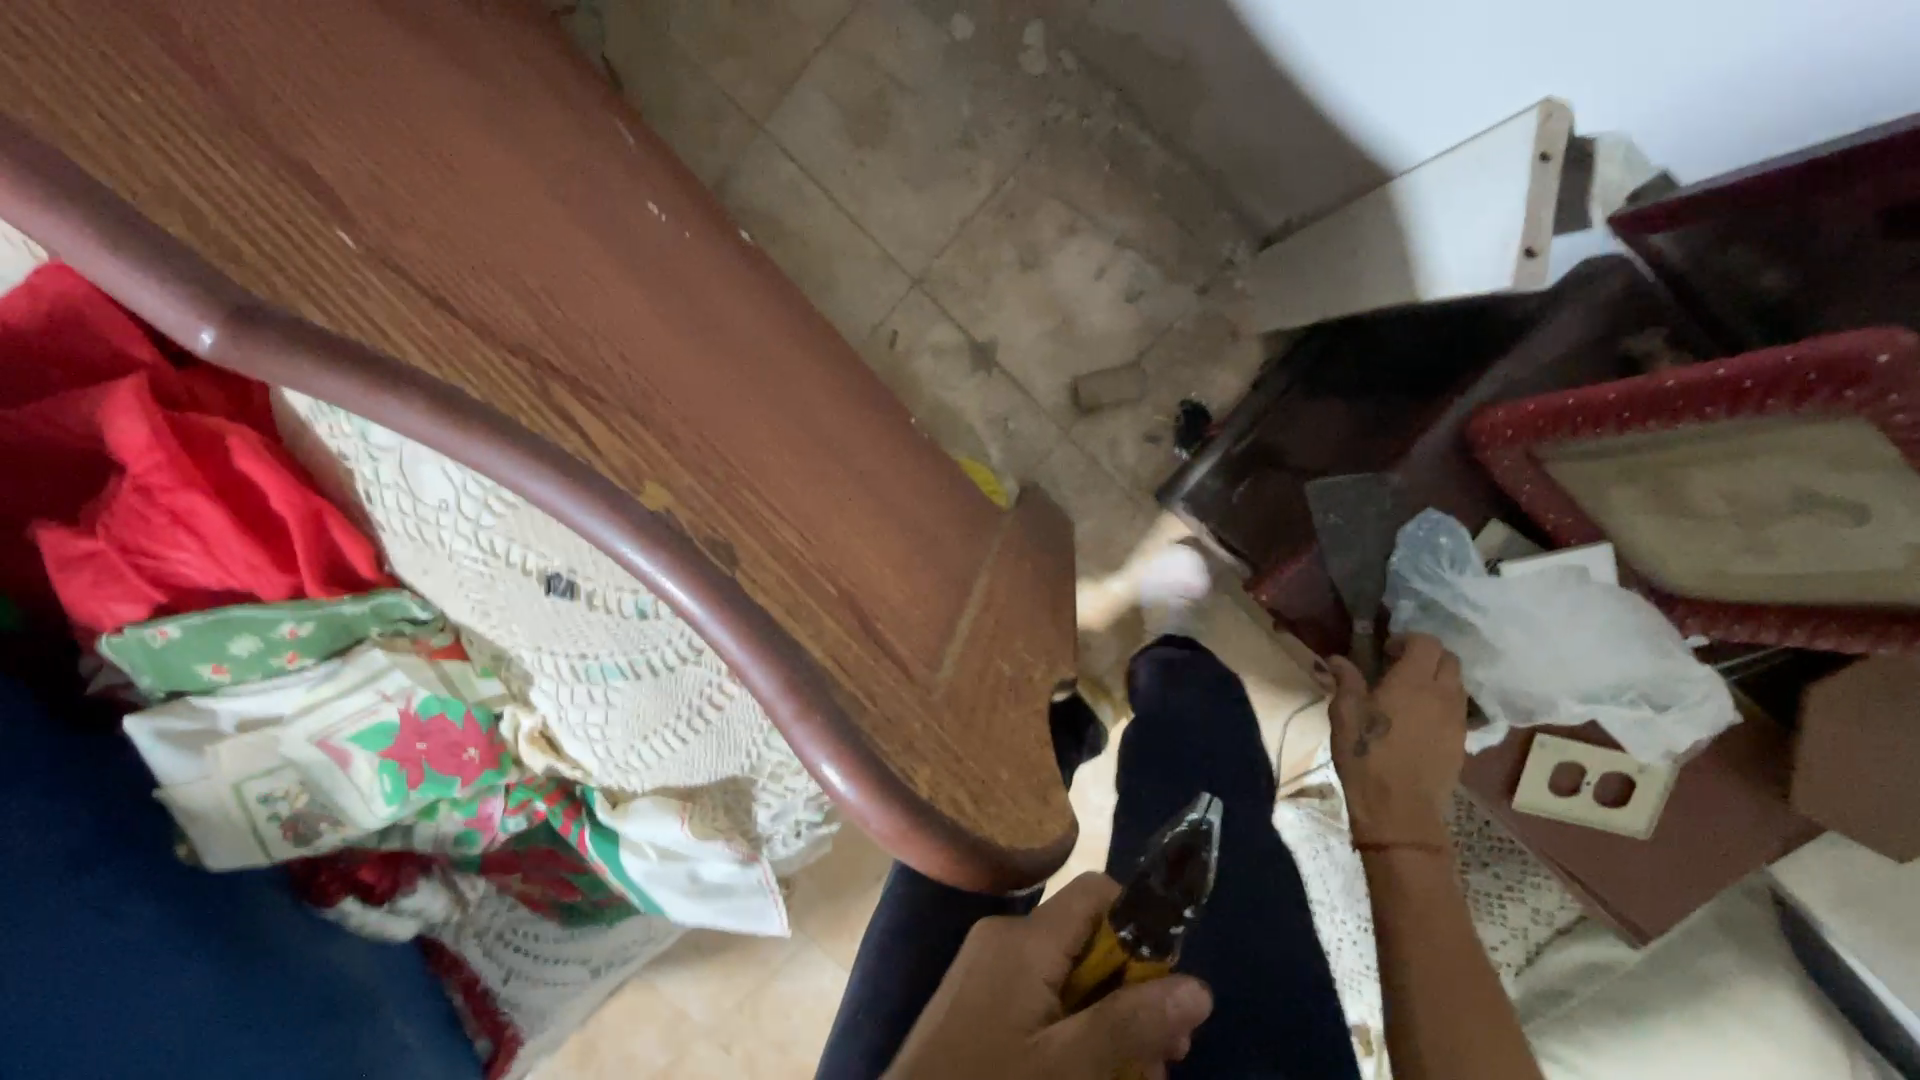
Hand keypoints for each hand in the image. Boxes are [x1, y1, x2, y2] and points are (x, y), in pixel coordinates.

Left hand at [885, 873, 1214, 1079]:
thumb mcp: (1068, 1069)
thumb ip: (1133, 1024)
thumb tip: (1201, 987)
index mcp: (1024, 939)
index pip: (1099, 893)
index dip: (1143, 930)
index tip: (1168, 991)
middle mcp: (1006, 940)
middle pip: (1091, 942)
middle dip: (1134, 995)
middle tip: (1165, 1060)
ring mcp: (988, 973)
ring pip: (1072, 979)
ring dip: (1110, 1024)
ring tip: (1138, 1079)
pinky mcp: (979, 1003)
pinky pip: (1043, 1002)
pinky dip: (1075, 1033)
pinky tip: (1094, 1075)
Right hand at [1320, 634, 1467, 846]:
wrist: (1400, 808)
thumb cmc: (1366, 757)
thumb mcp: (1345, 716)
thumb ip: (1345, 682)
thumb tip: (1337, 659)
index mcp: (1412, 682)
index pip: (1427, 642)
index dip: (1408, 640)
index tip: (1386, 652)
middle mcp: (1442, 694)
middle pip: (1449, 659)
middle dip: (1427, 656)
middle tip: (1399, 668)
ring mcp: (1457, 719)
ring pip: (1457, 683)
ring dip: (1437, 679)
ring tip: (1410, 694)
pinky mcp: (1462, 740)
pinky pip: (1458, 709)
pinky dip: (1442, 702)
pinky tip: (1419, 720)